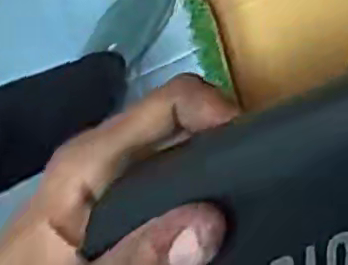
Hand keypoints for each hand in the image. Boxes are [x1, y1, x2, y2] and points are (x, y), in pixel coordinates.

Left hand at [0, 74, 239, 264]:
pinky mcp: (114, 209)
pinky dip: (193, 199)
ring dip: (211, 177)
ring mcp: (109, 180)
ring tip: (242, 205)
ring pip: (178, 155)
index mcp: (90, 155)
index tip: (253, 150)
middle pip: (182, 122)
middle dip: (221, 146)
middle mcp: (104, 154)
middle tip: (256, 185)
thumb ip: (140, 255)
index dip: (219, 112)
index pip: (173, 98)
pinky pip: (167, 186)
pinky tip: (208, 227)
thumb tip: (211, 218)